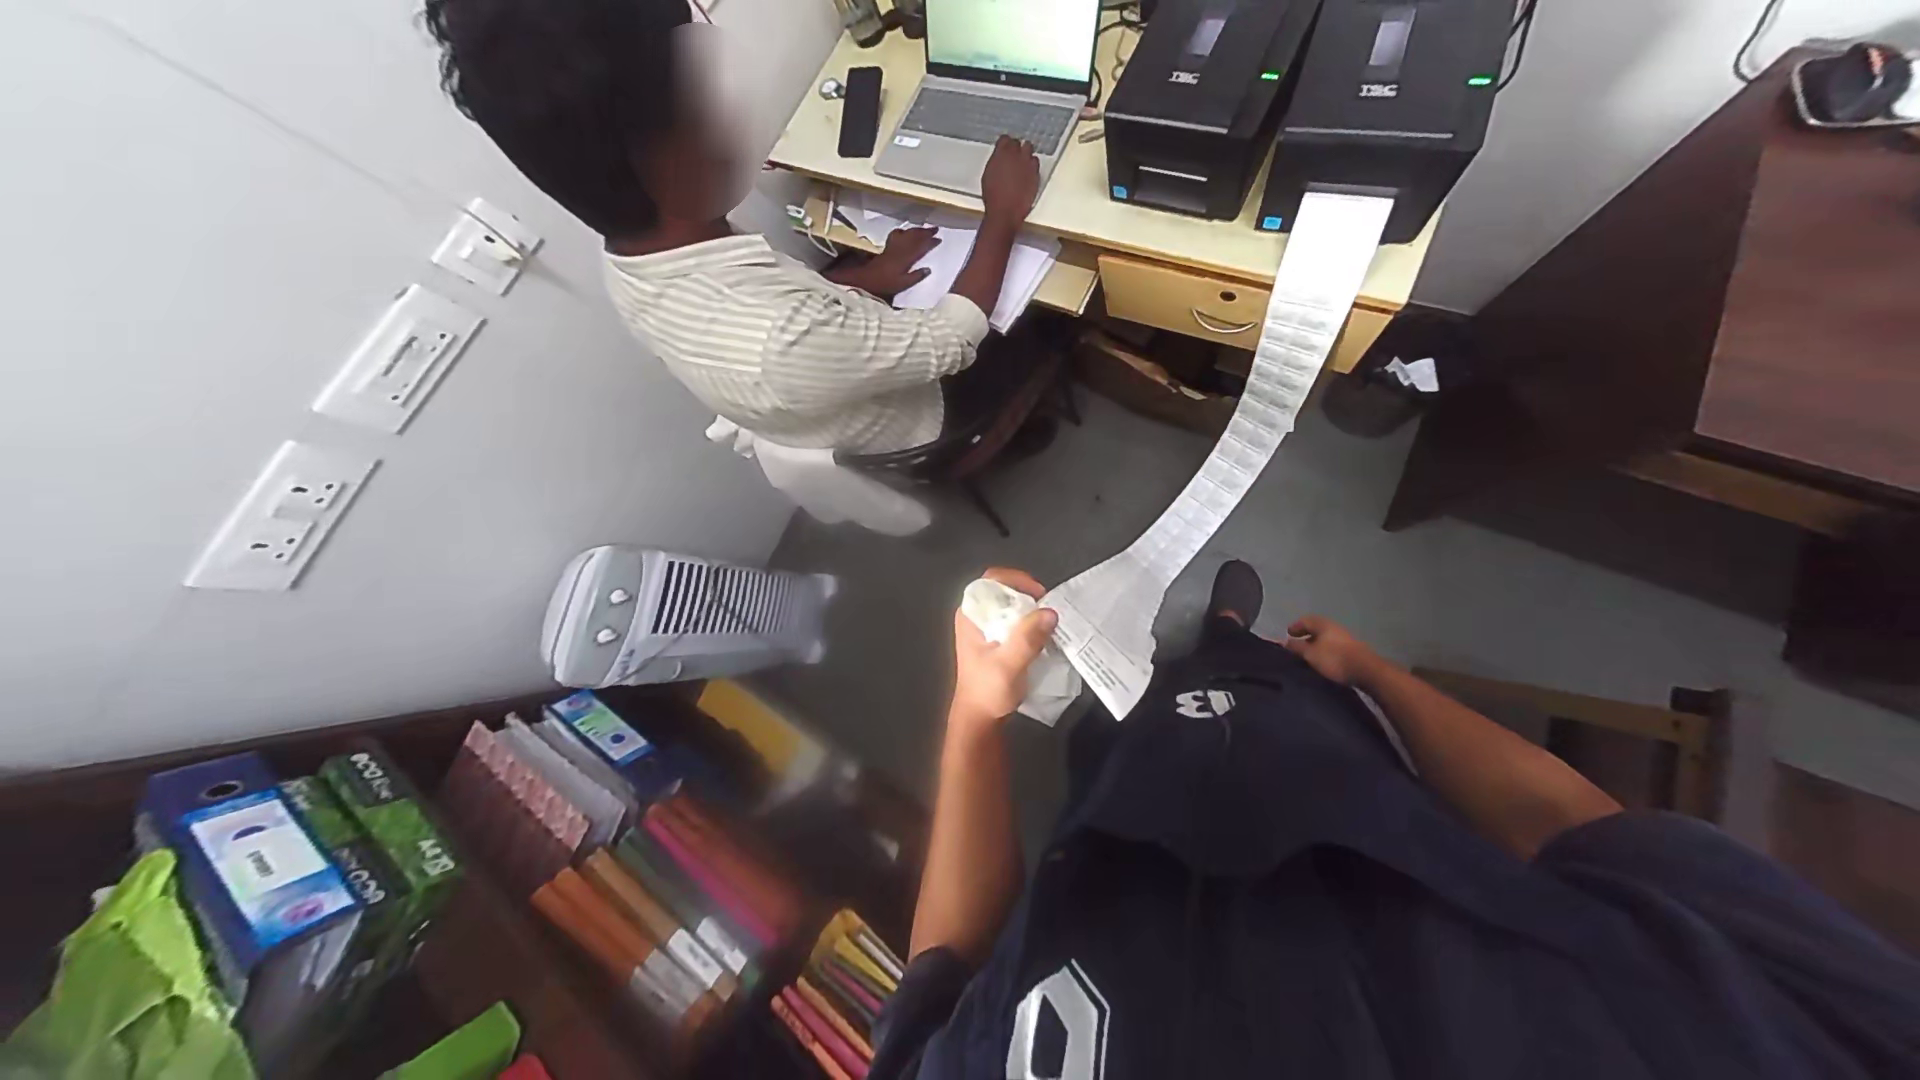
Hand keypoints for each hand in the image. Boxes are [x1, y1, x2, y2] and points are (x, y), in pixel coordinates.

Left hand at [835, 225, 940, 299]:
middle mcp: (901, 249)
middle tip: (936, 228)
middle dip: (926, 232)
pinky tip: (905, 232)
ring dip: (917, 230)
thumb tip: (928, 269)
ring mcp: (893, 246)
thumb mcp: (902, 284)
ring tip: (925, 228)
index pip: (921, 247)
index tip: (939, 239)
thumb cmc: (885, 284)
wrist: (867, 278)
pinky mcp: (887, 247)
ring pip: (907, 234)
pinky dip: (903, 231)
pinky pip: (896, 235)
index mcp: (906, 258)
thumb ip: (916, 277)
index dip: (930, 242)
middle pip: (915, 237)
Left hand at [950, 568, 1056, 728]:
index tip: (1038, 594)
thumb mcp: (1008, 665)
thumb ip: (1026, 639)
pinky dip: (1032, 624)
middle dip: (1028, 596)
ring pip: (1013, 606)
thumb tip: (1049, 613)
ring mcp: (987, 628)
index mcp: (970, 615)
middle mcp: (977, 616)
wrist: (981, 718)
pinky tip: (1045, 635)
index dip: (1015, 579)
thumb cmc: (988, 691)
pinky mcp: (999, 639)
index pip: (991, 580)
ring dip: (1033, 611)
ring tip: (1050, 623)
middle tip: (1049, 610)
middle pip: (1005, 590)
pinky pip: (1018, 621)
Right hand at [979, 135, 1039, 225]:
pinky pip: (1036, 165)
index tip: (1004, 148)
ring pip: (1030, 151)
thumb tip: (998, 161)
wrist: (1005, 212)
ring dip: (1026, 155)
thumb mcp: (988, 176)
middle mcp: (1017, 155)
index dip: (1004, 144)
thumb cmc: (994, 198)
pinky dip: (1032, 167)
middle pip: (1019, 143)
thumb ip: (995, 163)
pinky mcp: (1036, 175)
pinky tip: (1026, 175)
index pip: (1005, 139)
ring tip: (1021, 164)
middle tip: (1013, 157)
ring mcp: (1028, 164)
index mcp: (1001, 153)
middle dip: (1016, 148)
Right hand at [1280, 616, 1381, 686]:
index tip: (1288, 635)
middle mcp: (1334, 627)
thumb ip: (1296, 647)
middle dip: (1305, 635)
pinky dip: (1325, 650)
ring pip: (1326, 637)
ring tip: (1309, 655)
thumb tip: (1284, 641)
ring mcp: (1346, 638)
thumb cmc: (1334, 659)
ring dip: (1316, 644)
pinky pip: (1333, 646)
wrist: (1367, 671)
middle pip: (1316, 628)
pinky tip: (1323, 660)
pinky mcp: (1353, 649)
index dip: (1295, 627)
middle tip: (1297, 645)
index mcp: (1323, 624)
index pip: (1305, 620)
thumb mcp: (1310, 654)